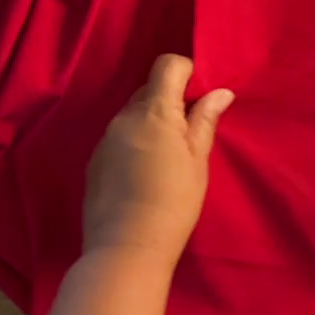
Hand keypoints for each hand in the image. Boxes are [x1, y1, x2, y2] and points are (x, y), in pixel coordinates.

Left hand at [82, 54, 233, 265]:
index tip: (199, 98)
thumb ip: (204, 120)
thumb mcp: (197, 160)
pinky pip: (119, 137)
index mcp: (154, 111)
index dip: (187, 72)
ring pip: (133, 114)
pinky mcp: (94, 161)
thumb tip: (220, 91)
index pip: (167, 65)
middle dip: (170, 100)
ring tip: (166, 159)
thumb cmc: (173, 202)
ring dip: (152, 123)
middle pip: (149, 89)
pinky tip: (143, 175)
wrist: (126, 249)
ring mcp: (105, 139)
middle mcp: (124, 117)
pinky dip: (135, 142)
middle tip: (188, 134)